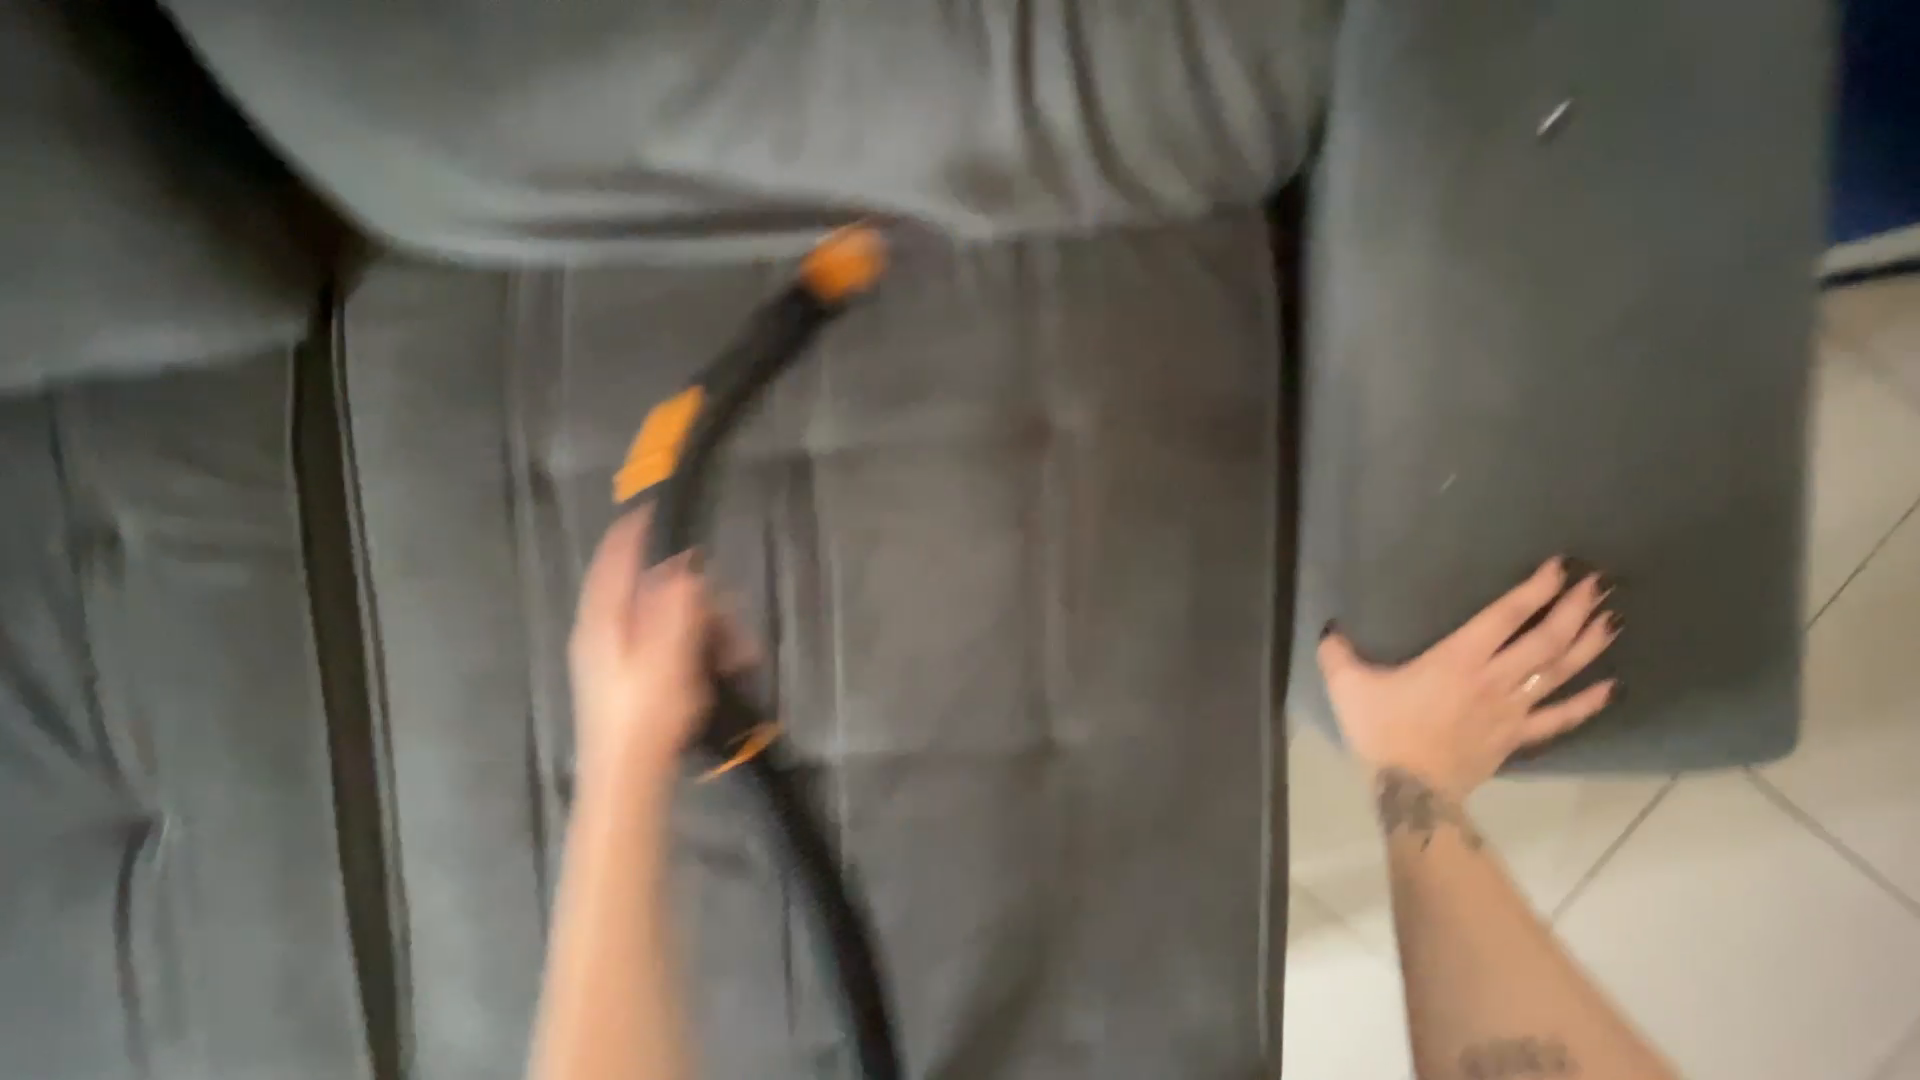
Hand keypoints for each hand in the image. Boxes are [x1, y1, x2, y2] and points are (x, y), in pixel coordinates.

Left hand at [567, 510, 747, 780]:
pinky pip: (669, 645)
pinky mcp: (633, 676)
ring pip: (670, 620)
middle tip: (733, 621)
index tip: (656, 511)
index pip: (614, 561)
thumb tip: (684, 566)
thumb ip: (676, 608)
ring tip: (741, 655)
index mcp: (605, 621)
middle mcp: (606, 631)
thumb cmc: (646, 716)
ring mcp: (618, 655)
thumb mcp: (668, 657)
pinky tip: (724, 667)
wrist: (626, 779)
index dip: (634, 533)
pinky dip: (698, 649)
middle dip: (702, 600)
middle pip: (657, 592)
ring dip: (710, 629)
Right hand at [1316, 558, 1620, 799]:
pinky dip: (1588, 702)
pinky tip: (1610, 687)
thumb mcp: (1347, 686)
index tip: (1559, 567)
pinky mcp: (1517, 736)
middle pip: (1545, 640)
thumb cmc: (1382, 731)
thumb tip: (1331, 629)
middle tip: (1597, 584)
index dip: (1534, 590)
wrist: (1411, 789)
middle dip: (1573, 609)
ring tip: (1610, 619)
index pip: (1505, 617)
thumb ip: (1338, 653)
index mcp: (1456, 660)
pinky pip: (1560, 717)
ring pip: (1559, 672)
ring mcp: (1511, 709)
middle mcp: (1494, 679)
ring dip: (1587, 644)